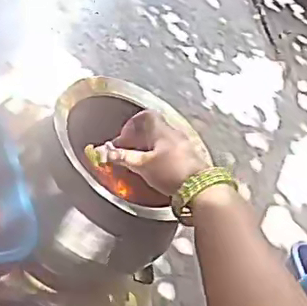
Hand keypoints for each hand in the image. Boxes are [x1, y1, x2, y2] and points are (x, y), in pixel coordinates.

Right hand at [95, 110, 211, 195]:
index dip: (131, 124)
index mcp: (163, 131)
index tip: (123, 137)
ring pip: (161, 140)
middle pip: (152, 129)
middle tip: (126, 151)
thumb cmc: (171, 173)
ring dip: (147, 148)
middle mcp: (175, 134)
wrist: (200, 189)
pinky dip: (158, 156)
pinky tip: (154, 169)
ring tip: (138, 162)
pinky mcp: (189, 158)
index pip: (146, 116)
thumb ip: (123, 157)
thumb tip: (106, 152)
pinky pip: (170, 151)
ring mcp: (184, 146)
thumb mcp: (142, 166)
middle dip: (137, 139)